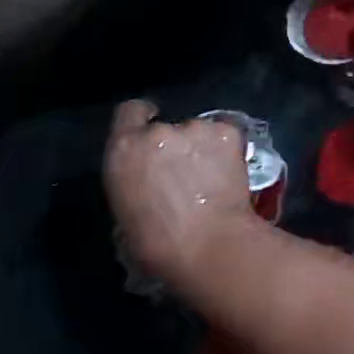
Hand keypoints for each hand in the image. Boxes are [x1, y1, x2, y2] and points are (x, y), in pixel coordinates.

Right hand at [103, 100, 261, 284]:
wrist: (207, 242)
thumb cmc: (154, 241)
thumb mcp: (124, 206)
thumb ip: (133, 176)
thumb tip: (149, 176)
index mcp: (124, 148)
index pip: (130, 111)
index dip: (140, 119)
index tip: (148, 133)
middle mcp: (160, 130)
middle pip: (167, 125)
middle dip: (174, 143)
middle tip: (184, 170)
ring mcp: (198, 127)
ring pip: (198, 130)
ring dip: (201, 145)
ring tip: (209, 175)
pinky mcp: (229, 131)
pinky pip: (222, 135)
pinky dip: (224, 148)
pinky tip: (227, 171)